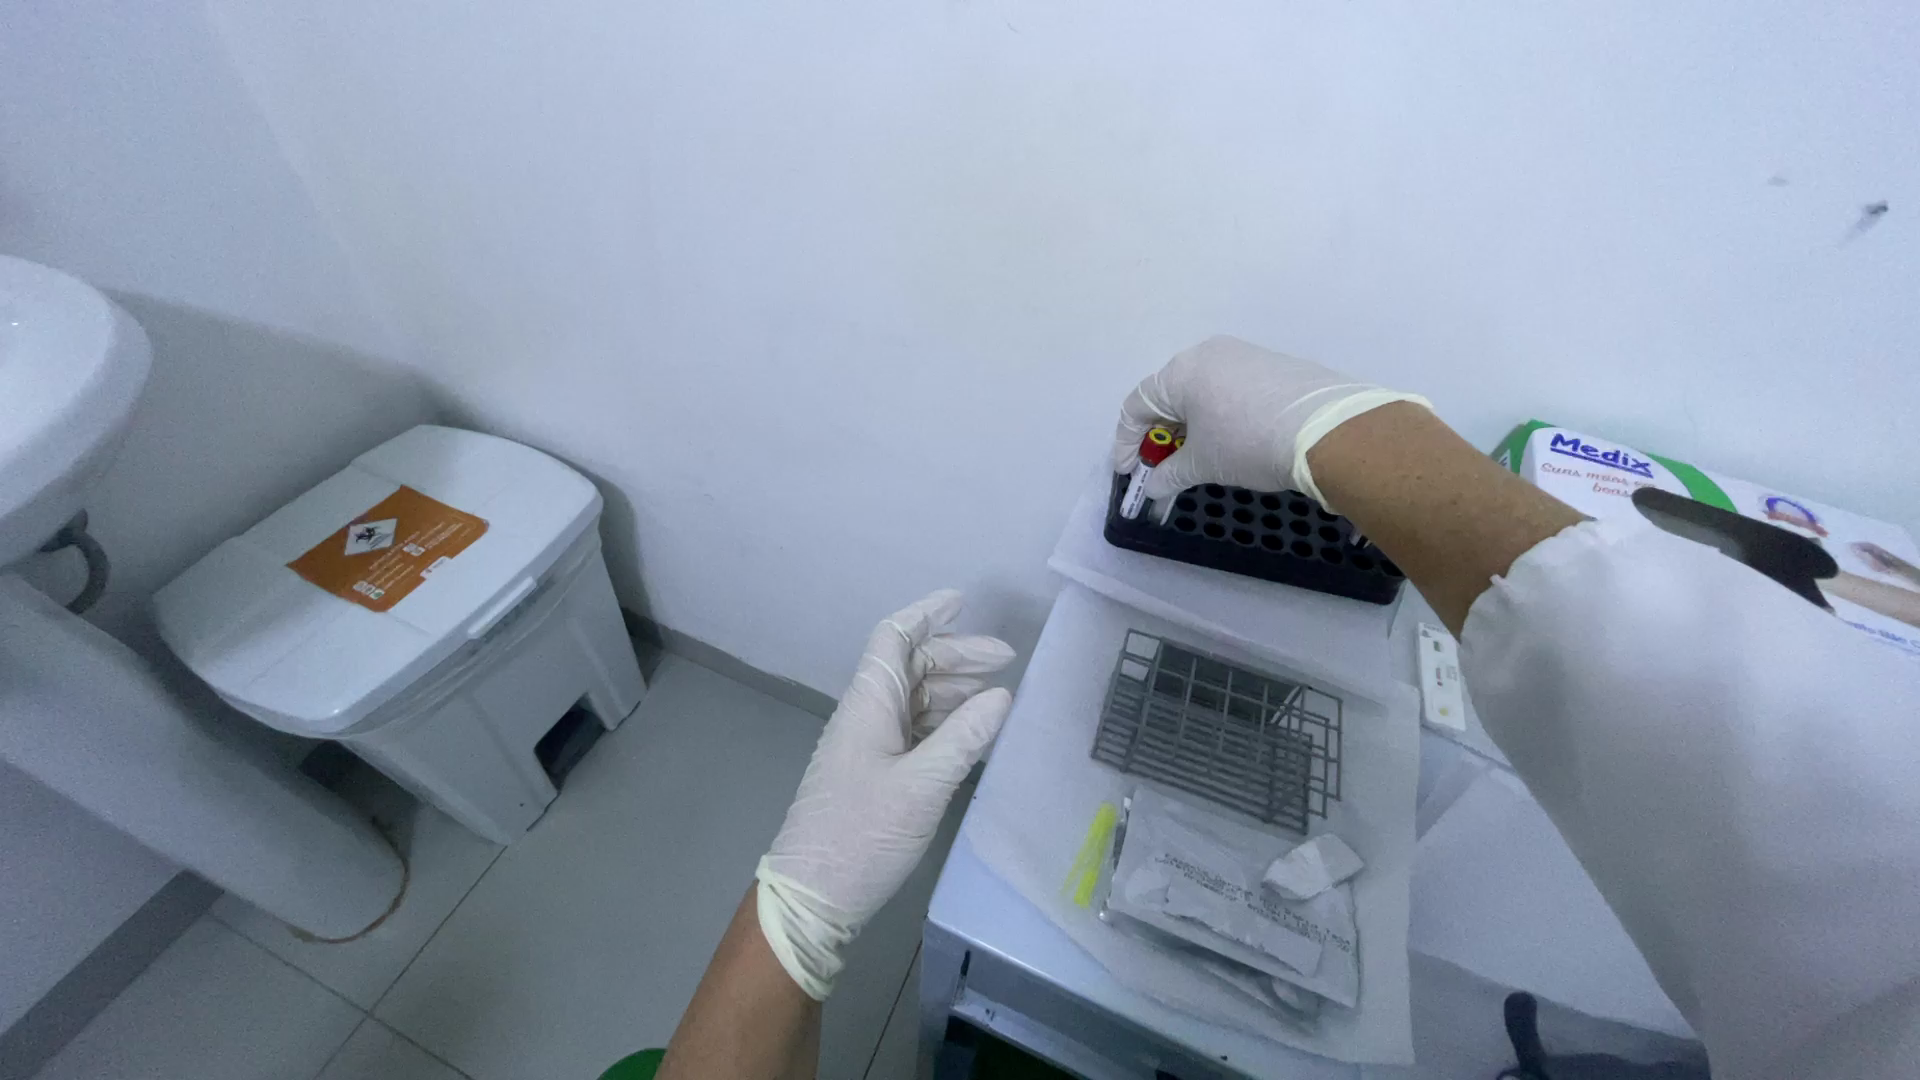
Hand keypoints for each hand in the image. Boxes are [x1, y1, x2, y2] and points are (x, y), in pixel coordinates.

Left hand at [755, 589, 1014, 998]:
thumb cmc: (863, 834)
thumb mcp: (923, 784)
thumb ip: (965, 736)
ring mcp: (868, 744)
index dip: (927, 613)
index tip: (964, 601)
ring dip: (952, 688)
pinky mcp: (874, 773)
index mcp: (869, 702)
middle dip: (956, 655)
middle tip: (1006, 661)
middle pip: (911, 665)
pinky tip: (971, 733)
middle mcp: (866, 713)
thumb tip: (1002, 695)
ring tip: (995, 695)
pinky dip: (944, 722)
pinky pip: (913, 729)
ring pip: (913, 697)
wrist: (812, 897)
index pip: (895, 637)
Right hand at [1112, 335, 1429, 511]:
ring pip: (1201, 392)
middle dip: (1160, 435)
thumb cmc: (1247, 443)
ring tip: (1196, 457)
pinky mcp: (1274, 366)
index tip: (1130, 472)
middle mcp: (1209, 354)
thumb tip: (1154, 488)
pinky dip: (1218, 417)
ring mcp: (1245, 356)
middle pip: (1169, 396)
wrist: (1329, 431)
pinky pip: (1230, 390)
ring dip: (1190, 427)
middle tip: (1161, 466)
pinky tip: (1230, 441)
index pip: (1137, 406)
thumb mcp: (1202, 465)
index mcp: (1181, 372)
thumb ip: (1169, 475)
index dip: (1127, 442)